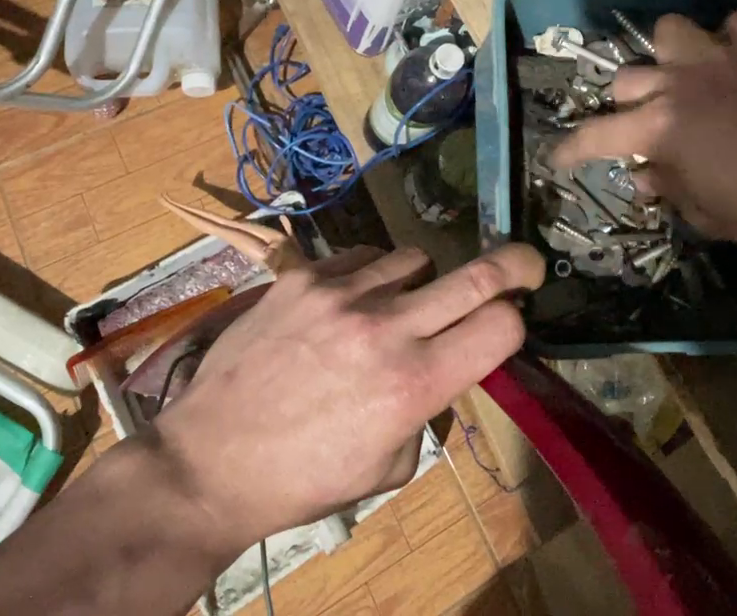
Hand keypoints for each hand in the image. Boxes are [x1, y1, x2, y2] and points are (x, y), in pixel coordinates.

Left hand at [152, 242, 544, 553]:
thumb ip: (428, 410)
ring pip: (416, 257)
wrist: (211, 460)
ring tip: (398, 305)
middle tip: (525, 263)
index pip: (501, 326)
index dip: (516, 322)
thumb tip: (443, 368)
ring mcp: (341, 295)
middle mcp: (386, 328)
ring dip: (422, 281)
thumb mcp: (388, 465)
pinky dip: (370, 275)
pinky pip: (362, 257)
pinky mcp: (302, 277)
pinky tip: (350, 301)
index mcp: (414, 384)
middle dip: (514, 266)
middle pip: (478, 274)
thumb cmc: (305, 478)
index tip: (512, 320)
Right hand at [554, 12, 736, 259]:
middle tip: (645, 129)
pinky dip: (728, 42)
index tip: (560, 159)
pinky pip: (734, 26)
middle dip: (625, 107)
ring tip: (684, 79)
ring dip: (668, 57)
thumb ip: (670, 190)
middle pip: (626, 80)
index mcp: (661, 130)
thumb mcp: (710, 216)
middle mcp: (681, 85)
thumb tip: (646, 175)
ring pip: (669, 32)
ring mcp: (723, 60)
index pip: (597, 136)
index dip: (573, 150)